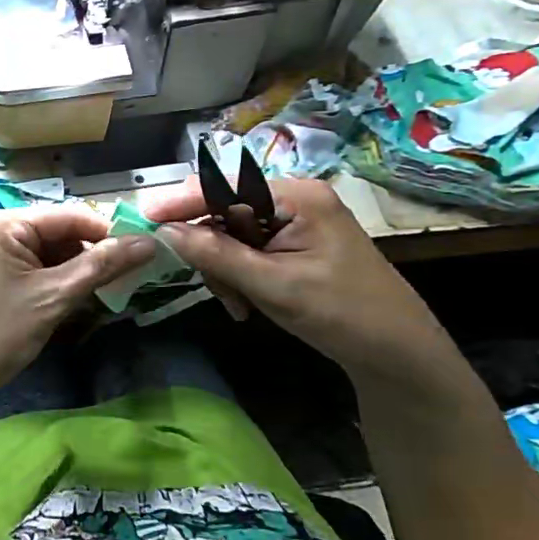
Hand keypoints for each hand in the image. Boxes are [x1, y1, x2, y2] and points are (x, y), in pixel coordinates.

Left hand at [0, 205, 154, 444]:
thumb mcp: (54, 298)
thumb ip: (101, 266)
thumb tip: (148, 242)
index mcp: (2, 222)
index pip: (68, 215)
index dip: (108, 233)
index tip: (143, 252)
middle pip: (56, 229)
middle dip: (89, 254)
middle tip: (123, 279)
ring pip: (45, 248)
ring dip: (72, 268)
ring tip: (98, 292)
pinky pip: (28, 262)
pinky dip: (52, 277)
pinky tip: (68, 297)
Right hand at [142, 178, 455, 381]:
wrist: (396, 351)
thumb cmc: (340, 314)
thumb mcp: (273, 285)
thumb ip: (217, 255)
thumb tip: (165, 231)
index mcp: (295, 196)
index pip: (223, 188)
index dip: (181, 203)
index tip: (143, 217)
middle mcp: (293, 199)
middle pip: (225, 212)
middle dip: (212, 253)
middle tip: (217, 291)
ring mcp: (295, 221)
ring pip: (232, 236)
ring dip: (225, 271)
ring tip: (239, 306)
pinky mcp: (294, 243)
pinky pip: (248, 250)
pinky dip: (240, 277)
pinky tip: (247, 304)